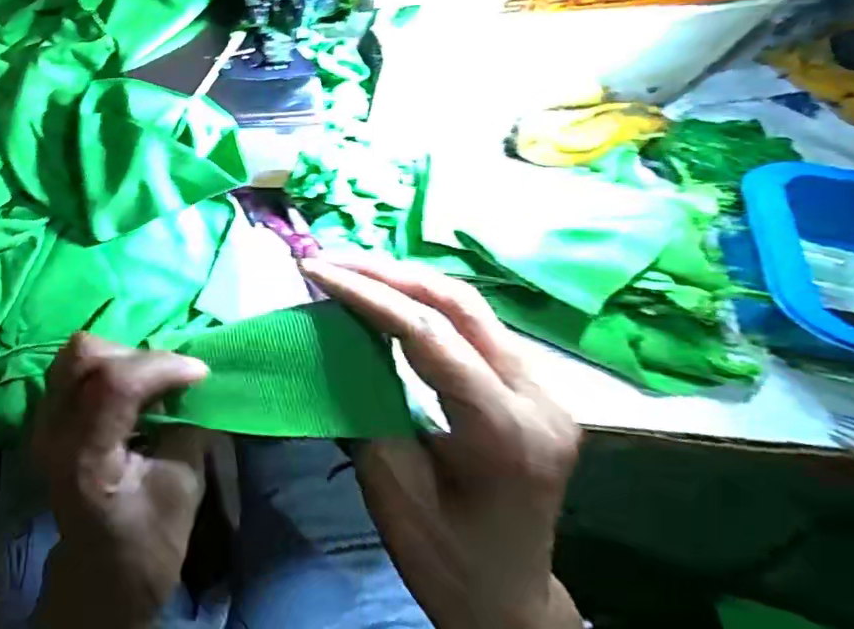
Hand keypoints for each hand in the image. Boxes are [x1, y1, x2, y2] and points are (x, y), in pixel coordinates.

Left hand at [30, 333, 211, 628]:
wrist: (97, 574)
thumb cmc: (144, 546)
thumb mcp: (181, 493)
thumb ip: (185, 432)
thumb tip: (194, 387)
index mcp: (84, 455)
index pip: (112, 384)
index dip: (158, 366)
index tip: (199, 371)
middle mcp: (51, 427)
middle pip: (84, 356)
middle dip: (137, 355)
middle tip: (175, 375)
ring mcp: (41, 418)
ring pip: (74, 354)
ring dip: (119, 354)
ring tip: (154, 377)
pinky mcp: (44, 413)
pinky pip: (71, 367)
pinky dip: (104, 364)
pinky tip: (132, 385)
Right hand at [302, 253, 584, 628]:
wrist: (503, 596)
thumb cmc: (440, 550)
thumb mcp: (390, 478)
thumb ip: (366, 398)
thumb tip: (329, 335)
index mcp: (508, 432)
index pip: (430, 335)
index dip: (366, 294)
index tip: (312, 270)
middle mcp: (540, 401)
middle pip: (460, 305)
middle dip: (385, 272)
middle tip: (324, 258)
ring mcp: (541, 392)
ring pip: (468, 306)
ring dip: (401, 279)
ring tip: (344, 267)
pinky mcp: (526, 389)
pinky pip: (470, 326)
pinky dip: (418, 301)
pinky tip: (380, 295)